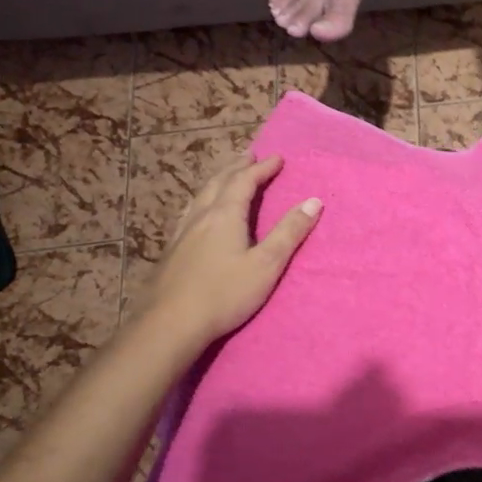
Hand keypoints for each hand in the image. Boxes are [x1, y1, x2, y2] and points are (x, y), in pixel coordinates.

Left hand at [145, 155, 321, 341]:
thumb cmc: (224, 293)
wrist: (168, 325)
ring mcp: (181, 235)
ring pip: (200, 197)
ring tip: (225, 176)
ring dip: (216, 181)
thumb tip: (313, 201)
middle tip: (248, 155)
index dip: (261, 168)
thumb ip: (289, 232)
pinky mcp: (172, 252)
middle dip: (236, 168)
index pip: (244, 182)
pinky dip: (201, 201)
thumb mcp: (267, 264)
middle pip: (218, 183)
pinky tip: (198, 214)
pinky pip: (189, 213)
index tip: (278, 158)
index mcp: (224, 216)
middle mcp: (200, 218)